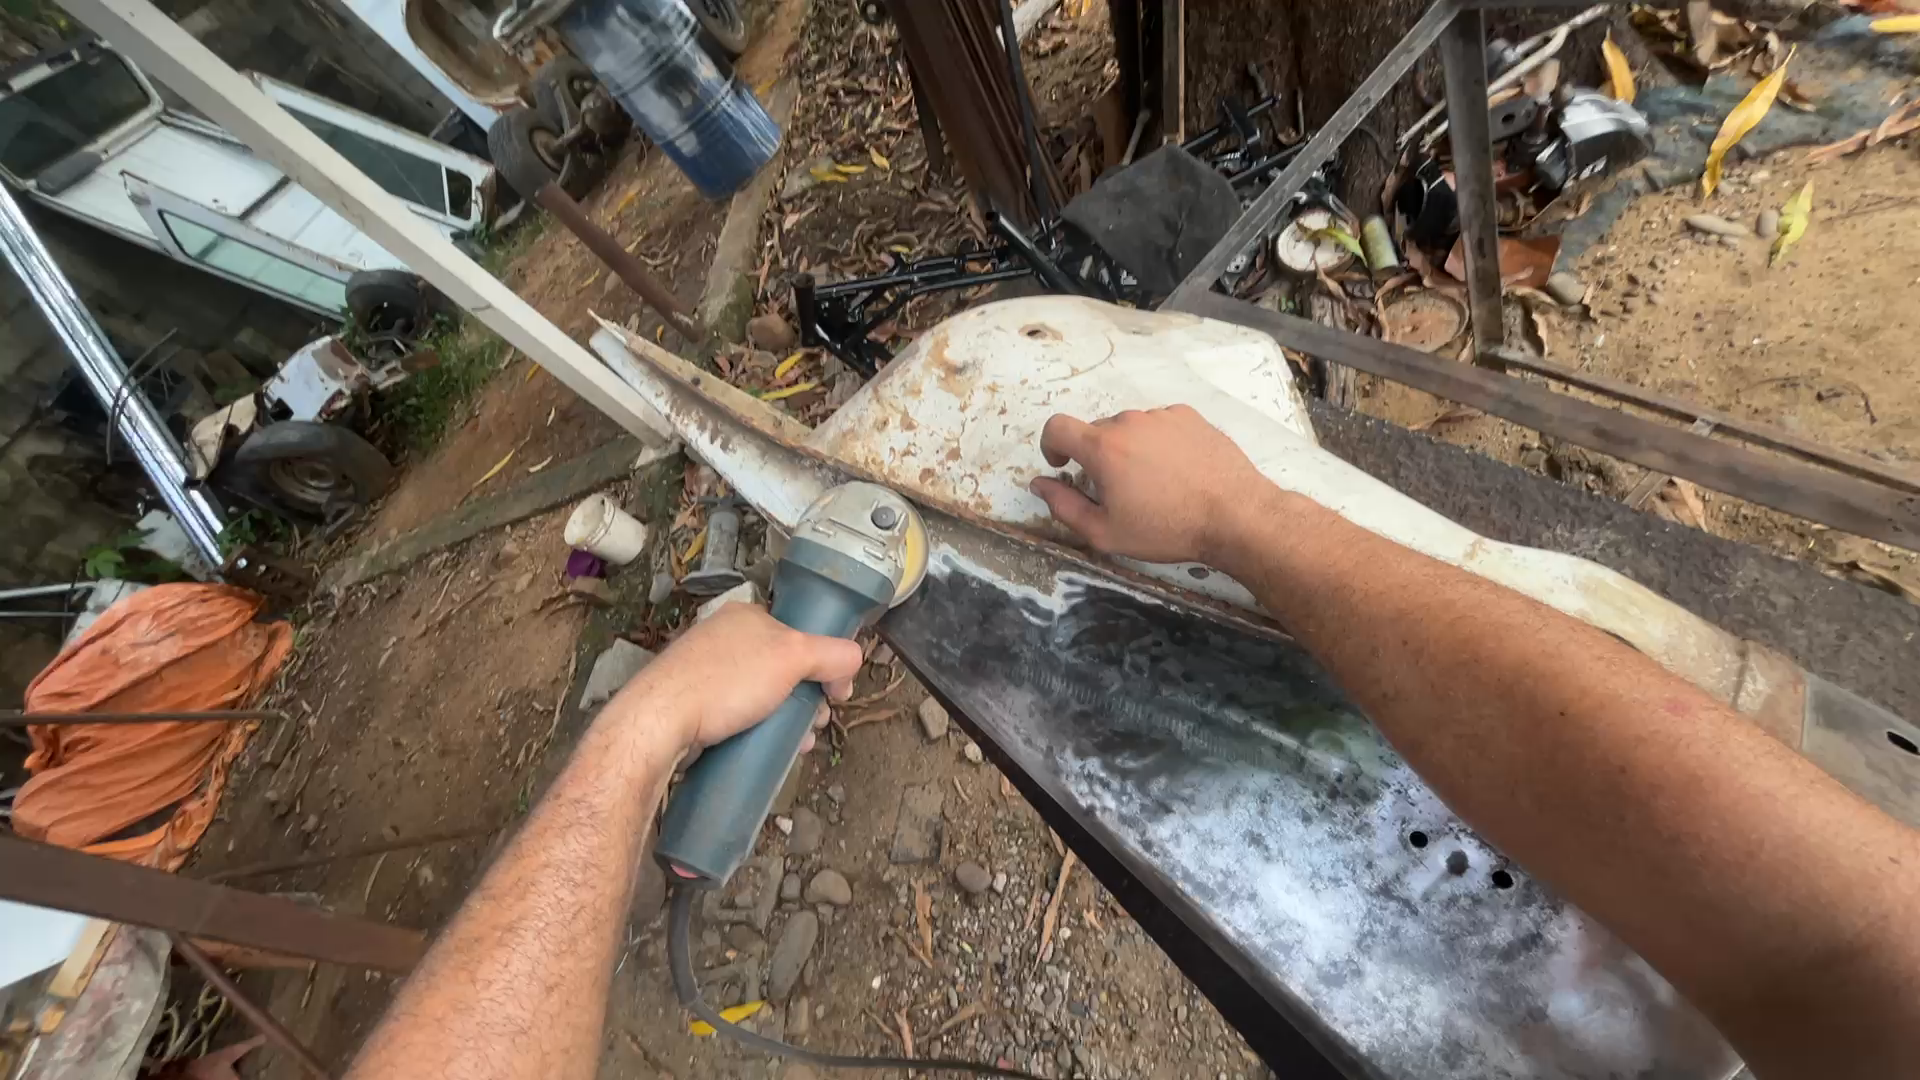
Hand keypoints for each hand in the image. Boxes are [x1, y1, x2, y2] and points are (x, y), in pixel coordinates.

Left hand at [604, 603, 863, 755]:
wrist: (658, 722)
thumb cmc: (727, 682)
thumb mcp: (795, 657)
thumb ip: (834, 654)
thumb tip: (855, 660)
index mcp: (748, 615)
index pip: (801, 633)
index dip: (824, 663)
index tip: (832, 694)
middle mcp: (726, 636)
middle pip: (785, 666)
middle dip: (808, 697)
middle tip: (814, 723)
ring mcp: (705, 669)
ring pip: (764, 693)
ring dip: (787, 717)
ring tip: (795, 744)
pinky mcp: (692, 701)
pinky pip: (738, 712)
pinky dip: (758, 728)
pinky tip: (766, 747)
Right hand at [1028, 405, 1272, 564]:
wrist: (1235, 516)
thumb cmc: (1166, 529)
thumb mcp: (1105, 532)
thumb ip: (1063, 506)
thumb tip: (1040, 484)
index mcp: (1103, 448)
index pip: (1056, 427)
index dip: (1050, 446)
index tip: (1063, 467)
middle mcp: (1129, 422)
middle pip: (1096, 432)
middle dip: (1096, 458)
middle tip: (1118, 493)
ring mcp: (1162, 416)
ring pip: (1129, 429)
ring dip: (1128, 451)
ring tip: (1153, 485)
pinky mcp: (1189, 417)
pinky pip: (1158, 426)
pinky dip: (1156, 444)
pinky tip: (1176, 472)